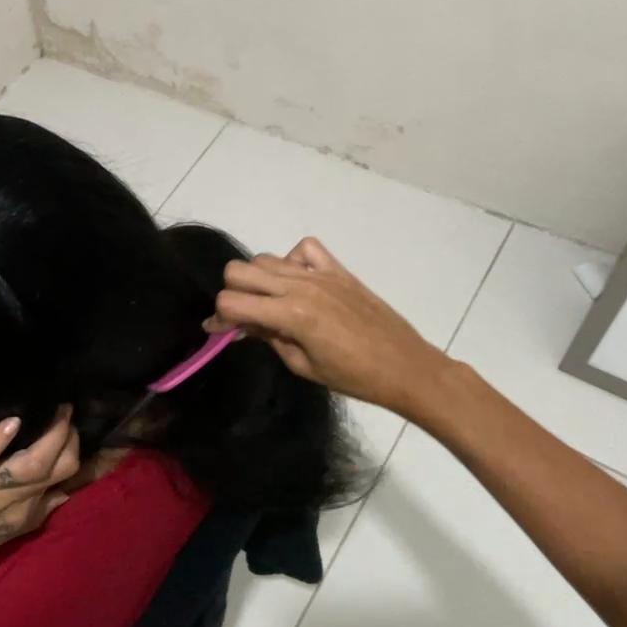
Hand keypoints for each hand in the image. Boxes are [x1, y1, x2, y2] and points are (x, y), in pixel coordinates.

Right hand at [206, 237, 454, 419]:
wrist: (408, 368)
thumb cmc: (355, 379)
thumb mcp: (303, 366)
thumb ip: (269, 339)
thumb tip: (242, 326)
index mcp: (292, 316)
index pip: (232, 302)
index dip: (219, 318)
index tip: (218, 331)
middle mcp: (301, 287)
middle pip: (238, 270)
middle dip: (231, 293)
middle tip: (242, 316)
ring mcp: (320, 274)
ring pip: (264, 258)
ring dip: (256, 279)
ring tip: (267, 302)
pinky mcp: (338, 270)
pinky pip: (303, 248)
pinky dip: (290, 260)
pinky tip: (296, 282)